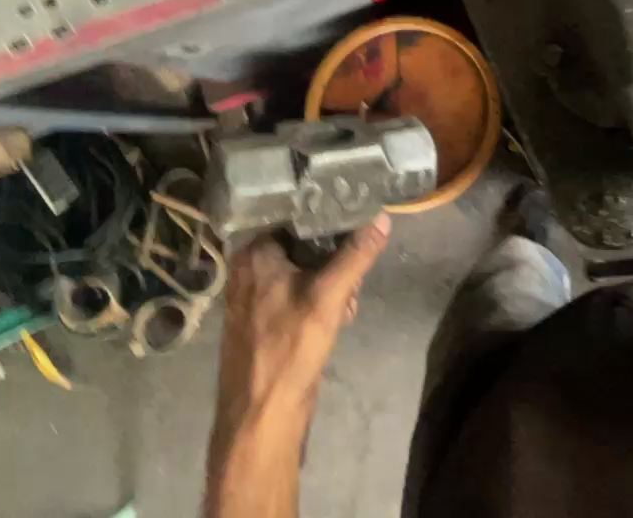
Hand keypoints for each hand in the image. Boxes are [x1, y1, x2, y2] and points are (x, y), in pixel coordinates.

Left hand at [213, 214, 390, 429]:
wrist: (260, 417)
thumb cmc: (289, 348)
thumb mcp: (329, 296)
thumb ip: (357, 254)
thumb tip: (382, 217)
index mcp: (253, 254)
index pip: (296, 215)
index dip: (329, 217)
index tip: (358, 220)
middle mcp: (249, 268)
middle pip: (305, 243)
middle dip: (336, 257)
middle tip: (354, 277)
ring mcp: (256, 295)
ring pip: (306, 268)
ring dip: (333, 281)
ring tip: (348, 302)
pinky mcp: (266, 318)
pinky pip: (300, 291)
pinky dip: (321, 298)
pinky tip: (339, 316)